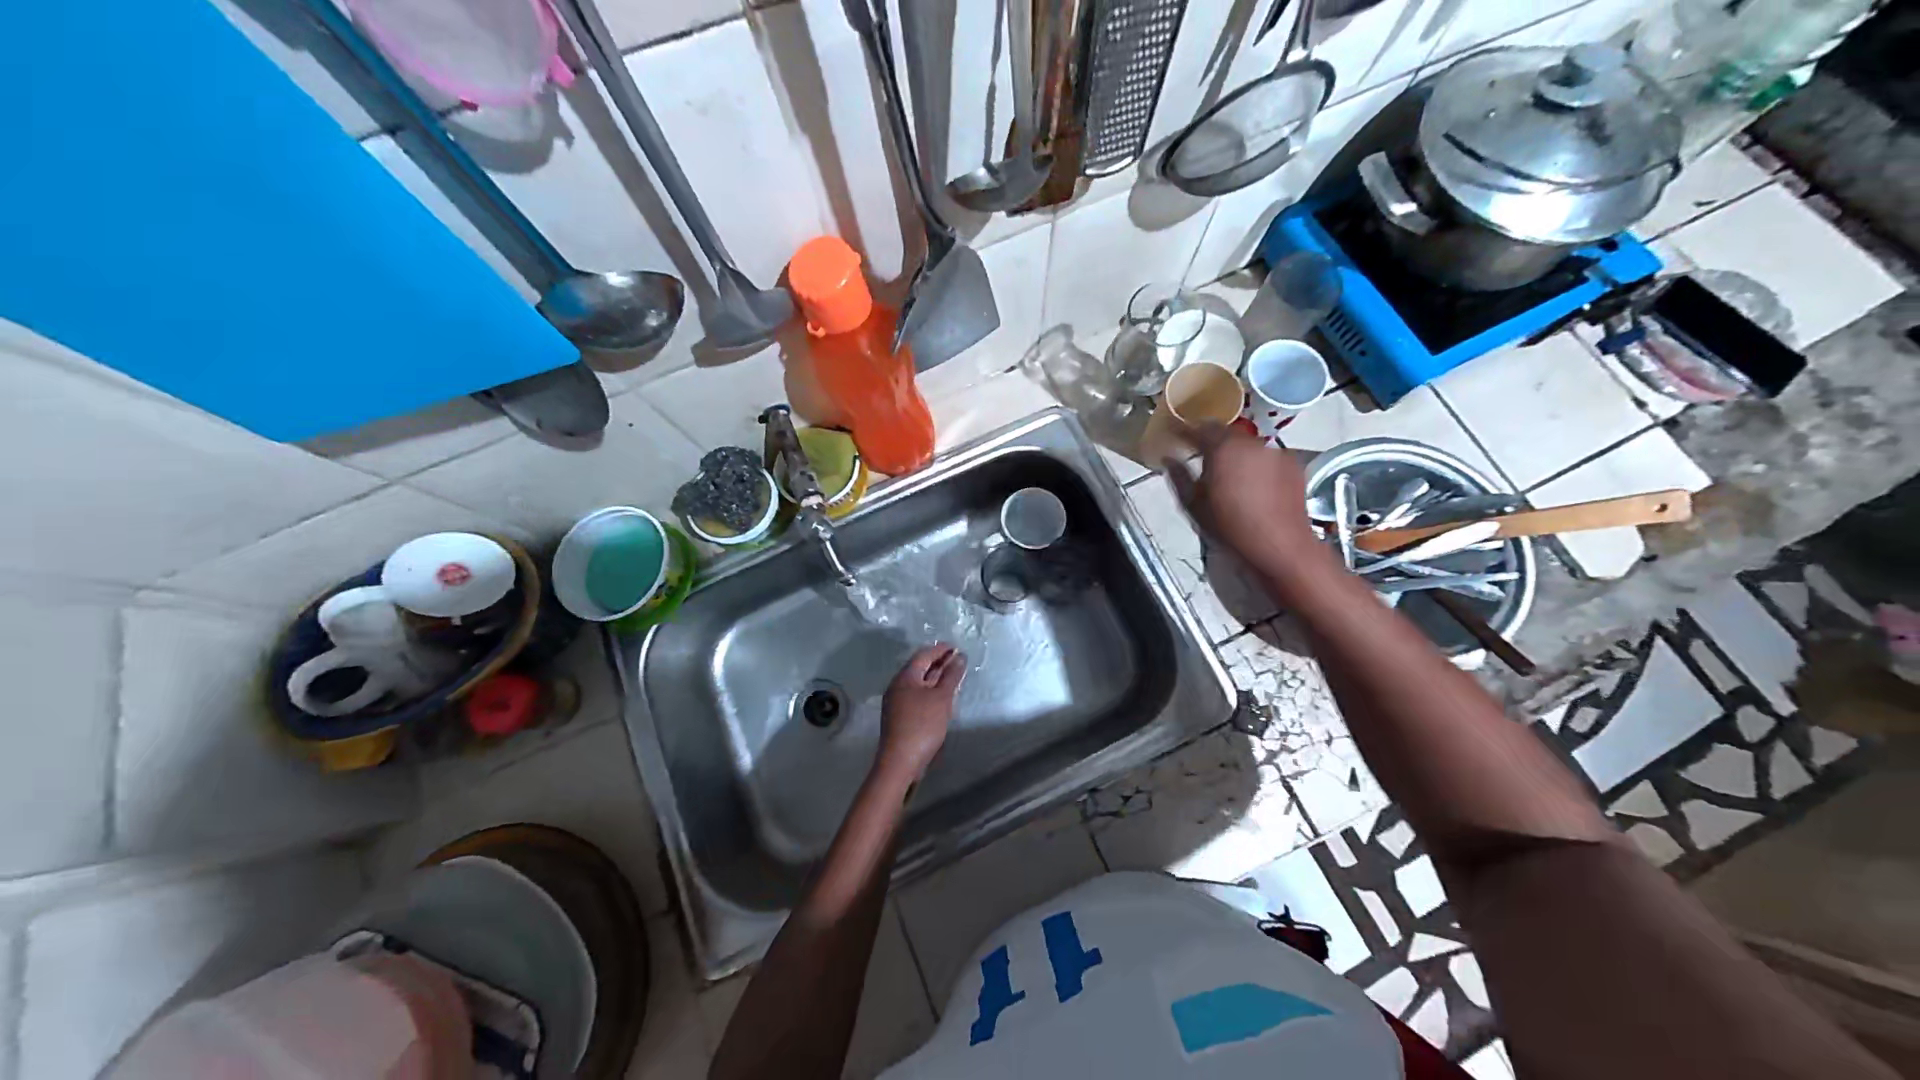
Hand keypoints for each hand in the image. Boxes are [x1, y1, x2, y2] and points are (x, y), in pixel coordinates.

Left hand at [879, 644, 964, 781]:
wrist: (901, 760)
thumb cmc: (922, 724)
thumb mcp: (941, 698)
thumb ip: (951, 676)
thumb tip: (959, 656)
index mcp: (905, 677)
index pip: (923, 655)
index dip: (940, 650)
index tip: (956, 647)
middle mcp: (898, 686)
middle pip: (919, 668)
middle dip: (939, 663)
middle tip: (958, 659)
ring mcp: (897, 702)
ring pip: (918, 683)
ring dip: (935, 677)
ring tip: (953, 676)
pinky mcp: (900, 716)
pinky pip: (917, 695)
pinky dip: (930, 691)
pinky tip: (941, 697)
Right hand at [1163, 422, 1326, 580]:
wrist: (1280, 545)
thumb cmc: (1231, 527)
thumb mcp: (1194, 506)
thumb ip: (1179, 477)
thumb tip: (1169, 460)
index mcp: (1222, 448)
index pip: (1198, 428)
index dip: (1183, 430)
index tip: (1173, 434)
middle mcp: (1250, 442)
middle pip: (1225, 432)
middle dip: (1210, 440)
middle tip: (1198, 453)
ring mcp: (1275, 451)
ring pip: (1247, 443)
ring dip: (1234, 451)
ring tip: (1226, 470)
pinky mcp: (1292, 463)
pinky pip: (1266, 455)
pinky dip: (1255, 462)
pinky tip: (1252, 482)